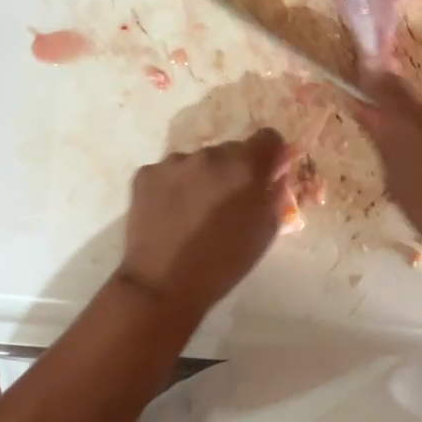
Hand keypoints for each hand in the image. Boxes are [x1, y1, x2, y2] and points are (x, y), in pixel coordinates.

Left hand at [117, 129, 288, 321]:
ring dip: (202, 178)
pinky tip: (170, 214)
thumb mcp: (266, 231)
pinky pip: (169, 172)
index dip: (270, 156)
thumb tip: (275, 174)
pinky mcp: (146, 173)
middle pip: (231, 151)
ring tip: (194, 212)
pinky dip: (173, 187)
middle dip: (234, 171)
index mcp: (245, 166)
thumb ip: (275, 193)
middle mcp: (210, 154)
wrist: (162, 284)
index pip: (268, 138)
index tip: (265, 176)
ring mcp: (174, 162)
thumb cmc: (224, 263)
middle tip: (227, 203)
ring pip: (198, 162)